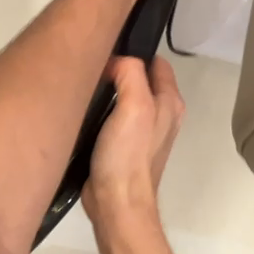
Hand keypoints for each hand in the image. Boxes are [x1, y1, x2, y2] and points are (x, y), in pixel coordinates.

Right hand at [85, 56, 183, 224]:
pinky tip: (84, 110)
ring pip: (124, 97)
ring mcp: (142, 132)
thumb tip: (116, 61)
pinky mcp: (122, 146)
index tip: (104, 50)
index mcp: (170, 102)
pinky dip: (100, 111)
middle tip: (89, 66)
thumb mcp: (134, 106)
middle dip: (118, 69)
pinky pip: (112, 117)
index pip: (155, 61)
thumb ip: (130, 74)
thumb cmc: (127, 155)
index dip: (132, 51)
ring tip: (83, 85)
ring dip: (107, 91)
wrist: (116, 203)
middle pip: (139, 78)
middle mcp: (161, 114)